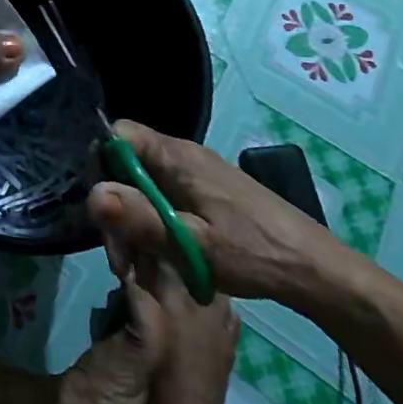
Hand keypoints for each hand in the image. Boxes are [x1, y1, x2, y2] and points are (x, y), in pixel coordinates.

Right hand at [89, 121, 344, 304]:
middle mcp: (184, 156)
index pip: (120, 135)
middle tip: (122, 261)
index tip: (101, 212)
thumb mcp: (191, 243)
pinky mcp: (206, 194)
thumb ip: (141, 219)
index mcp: (178, 157)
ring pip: (145, 188)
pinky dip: (155, 227)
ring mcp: (196, 175)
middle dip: (116, 209)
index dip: (102, 165)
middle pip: (129, 166)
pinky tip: (160, 260)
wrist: (310, 266)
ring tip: (139, 269)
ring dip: (135, 224)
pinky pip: (165, 200)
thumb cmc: (253, 252)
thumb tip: (92, 194)